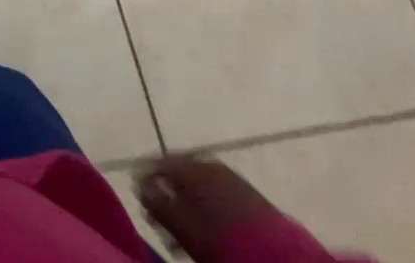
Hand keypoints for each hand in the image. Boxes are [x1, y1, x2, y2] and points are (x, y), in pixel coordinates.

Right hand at [136, 155, 279, 262]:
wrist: (277, 257)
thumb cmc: (222, 240)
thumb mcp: (183, 225)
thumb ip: (157, 202)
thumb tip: (138, 184)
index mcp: (192, 167)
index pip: (158, 161)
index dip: (145, 174)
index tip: (137, 190)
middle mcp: (210, 164)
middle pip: (179, 172)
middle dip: (166, 190)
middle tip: (157, 212)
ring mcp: (231, 177)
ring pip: (197, 184)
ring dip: (185, 200)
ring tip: (179, 224)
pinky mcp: (248, 193)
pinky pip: (216, 192)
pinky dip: (204, 204)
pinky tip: (203, 223)